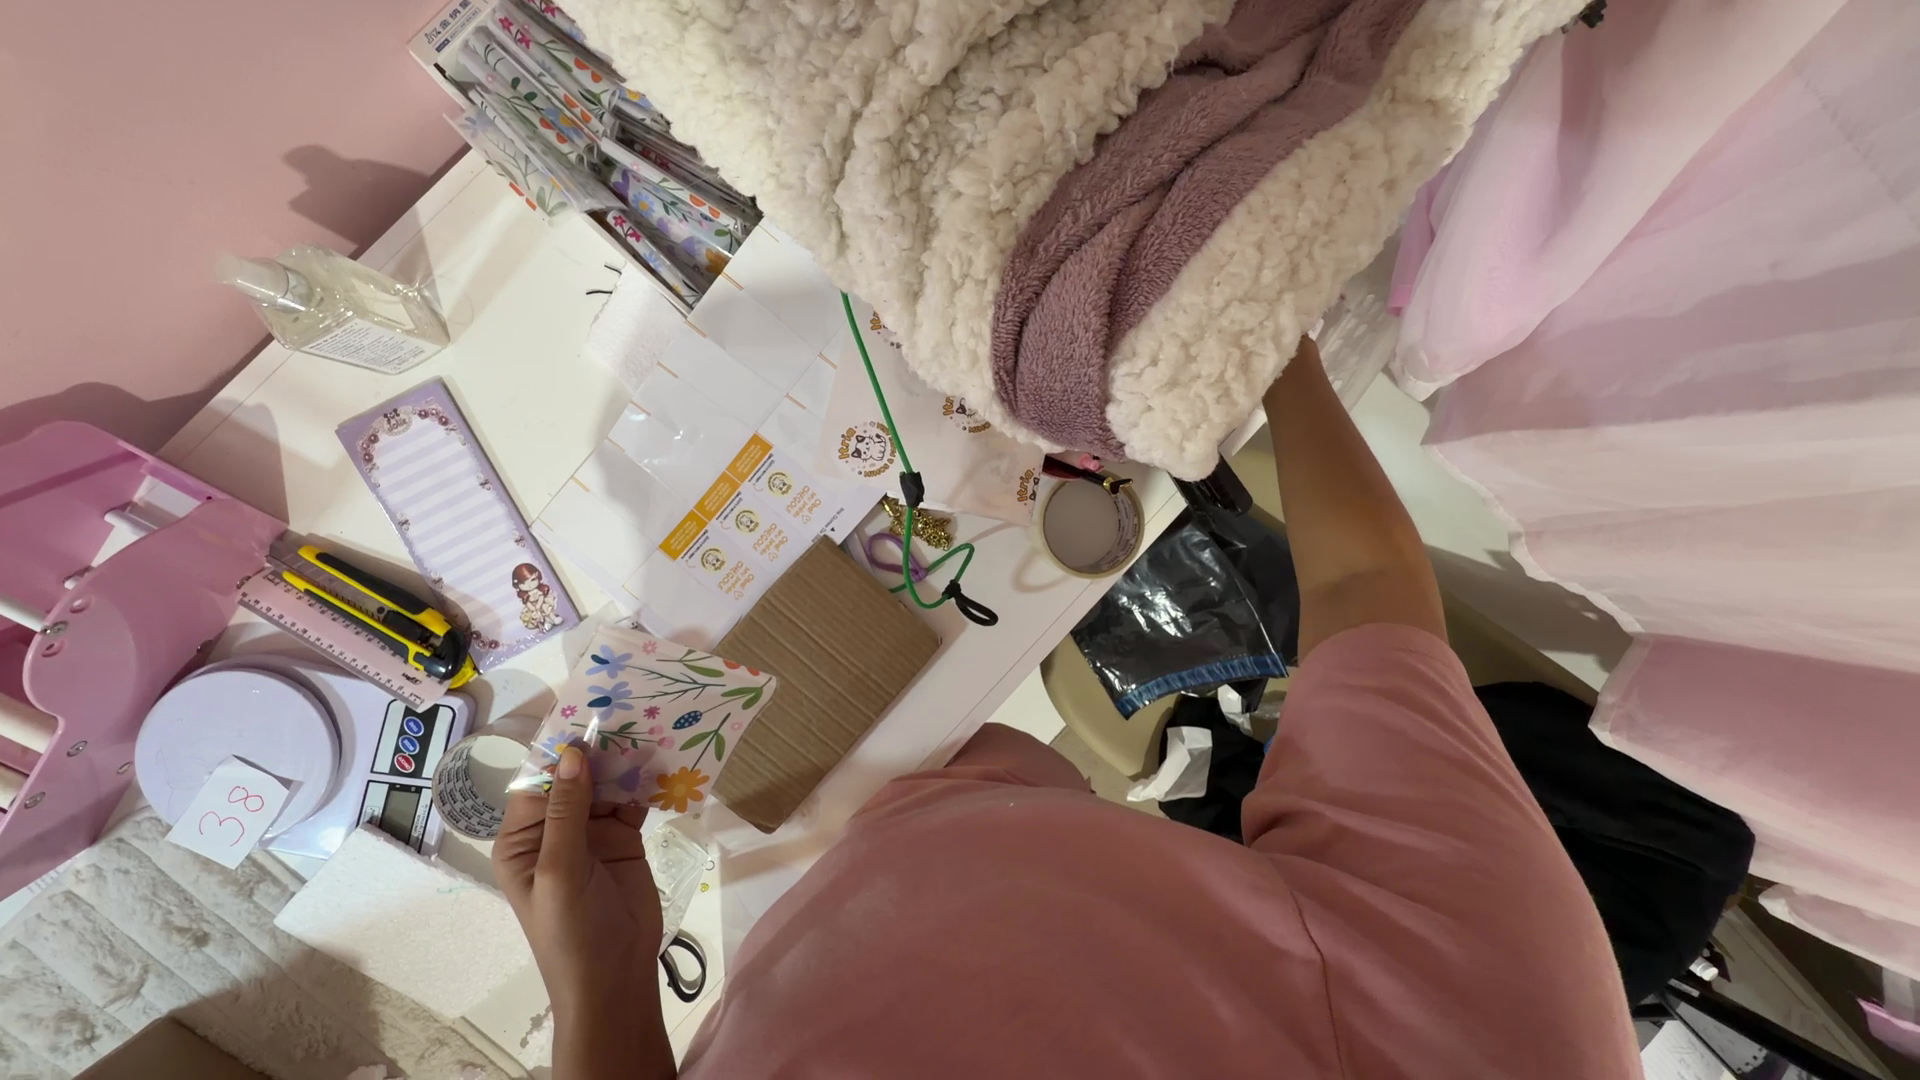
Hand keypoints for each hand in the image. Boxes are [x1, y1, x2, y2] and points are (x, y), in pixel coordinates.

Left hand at [494, 746, 675, 1076]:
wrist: (615, 974)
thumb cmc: (570, 928)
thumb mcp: (560, 869)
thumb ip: (568, 810)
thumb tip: (575, 752)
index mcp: (523, 839)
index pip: (538, 783)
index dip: (559, 751)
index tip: (588, 713)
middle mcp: (555, 830)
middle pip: (575, 779)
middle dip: (597, 751)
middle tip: (628, 713)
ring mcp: (592, 834)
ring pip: (605, 786)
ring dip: (624, 764)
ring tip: (650, 729)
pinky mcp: (624, 838)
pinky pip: (631, 801)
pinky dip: (644, 784)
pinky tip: (662, 762)